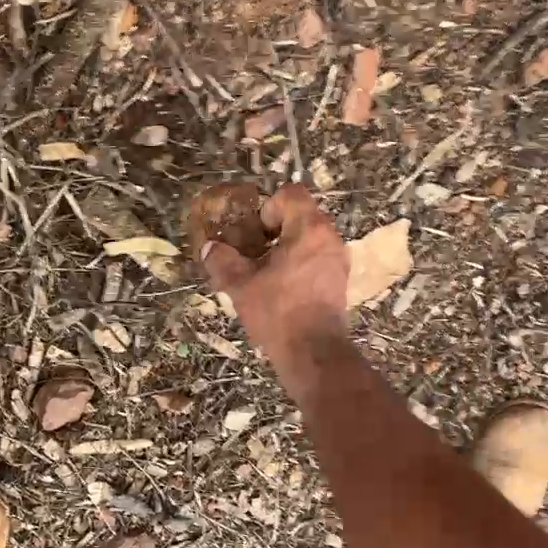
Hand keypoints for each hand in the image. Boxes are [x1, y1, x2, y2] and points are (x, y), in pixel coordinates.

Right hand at [198, 184, 352, 365]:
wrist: (312, 352)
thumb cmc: (277, 311)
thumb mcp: (240, 285)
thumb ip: (222, 261)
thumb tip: (209, 248)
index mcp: (309, 229)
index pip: (291, 195)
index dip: (266, 208)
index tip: (252, 233)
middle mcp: (330, 238)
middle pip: (300, 217)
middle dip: (272, 231)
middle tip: (251, 254)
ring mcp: (338, 261)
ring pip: (308, 241)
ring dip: (284, 251)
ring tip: (262, 275)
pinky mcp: (338, 282)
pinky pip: (315, 261)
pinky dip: (297, 267)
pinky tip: (279, 291)